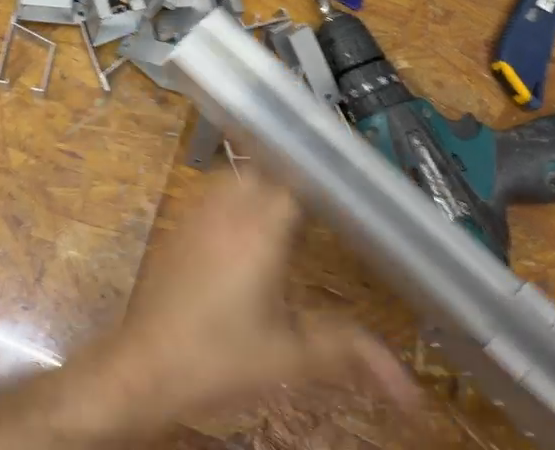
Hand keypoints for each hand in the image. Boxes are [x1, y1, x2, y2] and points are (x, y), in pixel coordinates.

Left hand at [98, 171, 419, 424]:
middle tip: (321, 199)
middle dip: (290, 176)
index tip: (349, 180)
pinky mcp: (177, 228)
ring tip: (289, 212)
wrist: (144, 366)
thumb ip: (349, 354)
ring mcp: (195, 215)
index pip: (293, 176)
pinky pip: (211, 194)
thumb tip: (410, 387)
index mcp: (257, 229)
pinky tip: (246, 232)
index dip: (321, 174)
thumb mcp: (289, 357)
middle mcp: (224, 210)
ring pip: (233, 176)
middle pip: (262, 167)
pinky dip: (233, 198)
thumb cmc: (218, 358)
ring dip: (260, 184)